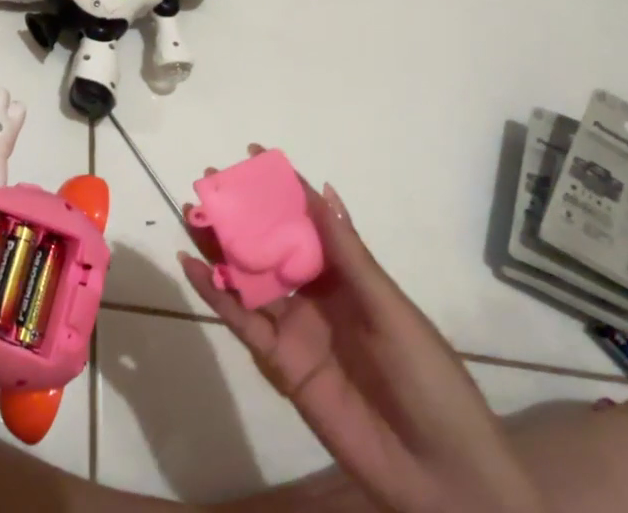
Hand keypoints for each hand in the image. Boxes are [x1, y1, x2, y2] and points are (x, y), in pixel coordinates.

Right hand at [181, 146, 547, 512]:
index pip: (310, 225)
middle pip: (270, 247)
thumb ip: (348, 258)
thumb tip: (323, 193)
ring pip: (247, 277)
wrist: (436, 472)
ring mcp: (295, 328)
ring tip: (190, 215)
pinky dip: (213, 292)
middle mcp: (318, 297)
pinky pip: (239, 319)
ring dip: (219, 247)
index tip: (253, 155)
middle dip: (240, 215)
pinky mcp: (277, 360)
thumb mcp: (393, 312)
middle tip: (207, 184)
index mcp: (353, 280)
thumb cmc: (430, 382)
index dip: (283, 190)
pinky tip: (191, 265)